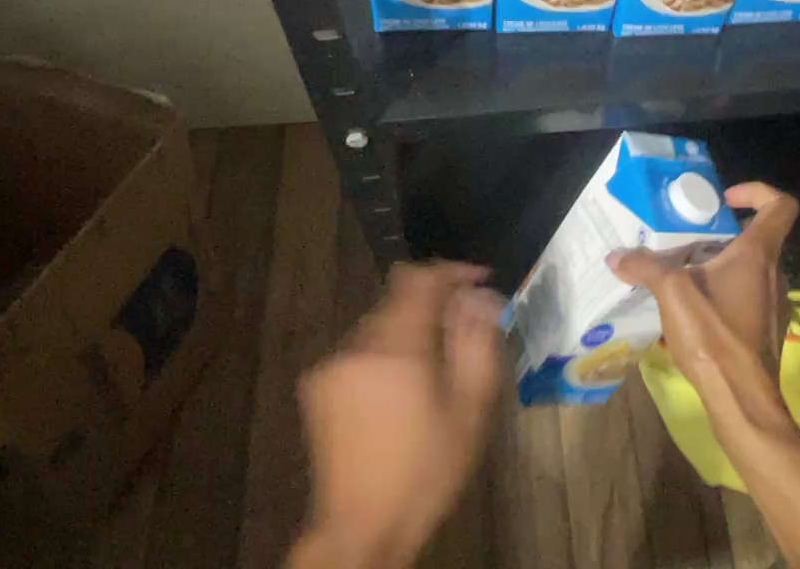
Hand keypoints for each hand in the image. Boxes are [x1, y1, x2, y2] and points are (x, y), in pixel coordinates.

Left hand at [287, 262, 502, 568]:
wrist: (362, 528)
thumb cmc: (426, 471)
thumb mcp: (469, 410)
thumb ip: (477, 343)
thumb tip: (481, 298)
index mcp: (399, 347)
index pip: (422, 279)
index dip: (453, 271)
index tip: (480, 279)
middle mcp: (358, 344)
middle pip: (399, 297)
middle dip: (434, 303)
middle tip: (464, 327)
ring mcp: (333, 363)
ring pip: (379, 321)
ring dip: (409, 328)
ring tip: (433, 366)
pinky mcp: (318, 383)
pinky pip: (360, 346)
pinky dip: (385, 350)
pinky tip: (399, 387)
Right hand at [613, 186, 799, 568]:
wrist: (741, 399)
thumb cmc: (714, 335)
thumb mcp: (672, 292)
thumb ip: (645, 266)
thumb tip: (617, 256)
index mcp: (759, 254)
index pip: (781, 206)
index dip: (757, 191)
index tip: (725, 199)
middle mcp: (774, 275)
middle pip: (758, 238)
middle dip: (722, 234)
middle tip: (687, 240)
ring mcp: (774, 305)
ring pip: (749, 270)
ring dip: (720, 266)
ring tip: (683, 276)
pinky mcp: (765, 331)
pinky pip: (746, 297)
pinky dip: (723, 294)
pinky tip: (693, 312)